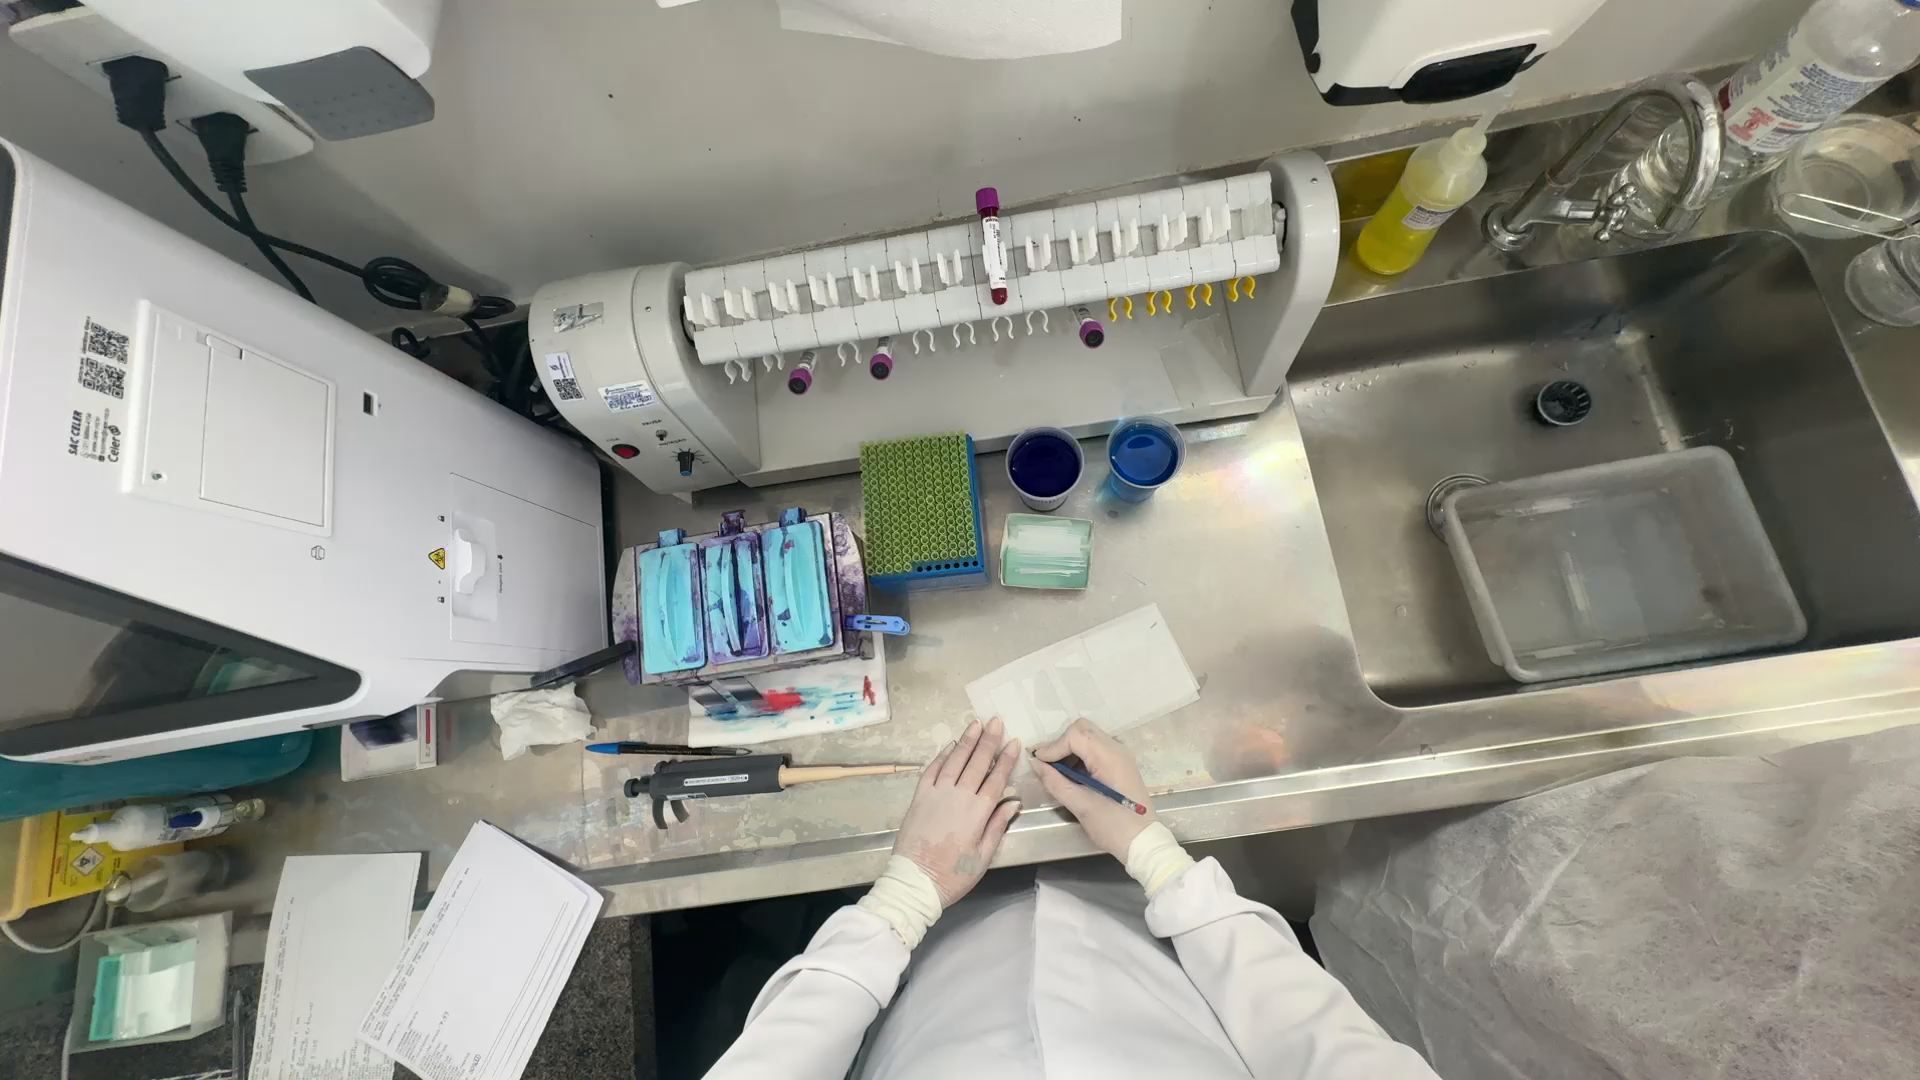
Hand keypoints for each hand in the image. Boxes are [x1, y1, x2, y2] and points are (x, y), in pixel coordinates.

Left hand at [892, 717, 1021, 906]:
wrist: (915, 881)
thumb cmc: (953, 874)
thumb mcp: (983, 856)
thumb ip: (997, 826)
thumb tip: (1013, 803)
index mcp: (978, 812)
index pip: (996, 779)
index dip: (1005, 759)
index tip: (1013, 742)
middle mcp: (959, 796)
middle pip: (977, 763)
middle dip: (988, 740)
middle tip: (996, 721)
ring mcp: (937, 793)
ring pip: (955, 760)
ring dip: (966, 741)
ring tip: (976, 724)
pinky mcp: (920, 796)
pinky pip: (932, 769)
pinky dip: (942, 756)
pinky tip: (950, 746)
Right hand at [1033, 718, 1156, 860]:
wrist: (1144, 843)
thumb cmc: (1113, 826)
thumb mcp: (1081, 806)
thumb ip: (1056, 782)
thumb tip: (1036, 764)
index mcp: (1109, 757)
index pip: (1075, 735)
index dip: (1054, 746)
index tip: (1039, 763)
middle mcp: (1117, 749)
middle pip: (1082, 729)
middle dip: (1061, 744)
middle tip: (1049, 766)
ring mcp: (1120, 755)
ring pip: (1088, 737)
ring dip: (1070, 750)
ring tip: (1059, 773)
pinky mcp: (1120, 764)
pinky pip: (1095, 749)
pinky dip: (1080, 756)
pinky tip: (1073, 775)